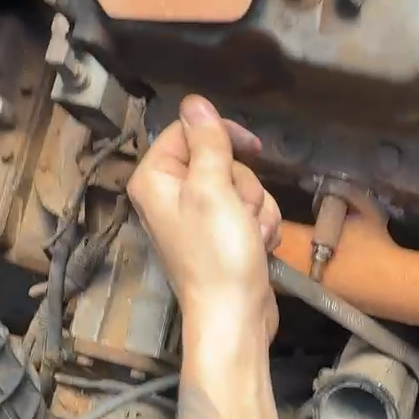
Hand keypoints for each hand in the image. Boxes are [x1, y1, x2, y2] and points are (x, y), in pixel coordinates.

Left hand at [129, 95, 283, 333]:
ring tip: (252, 237)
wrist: (235, 316)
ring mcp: (201, 219)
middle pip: (221, 162)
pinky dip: (261, 227)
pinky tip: (259, 246)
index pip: (188, 133)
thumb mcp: (212, 190)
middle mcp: (173, 196)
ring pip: (243, 189)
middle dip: (244, 187)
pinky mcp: (225, 238)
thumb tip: (196, 102)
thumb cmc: (219, 256)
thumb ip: (206, 143)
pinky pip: (250, 214)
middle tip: (241, 214)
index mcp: (156, 180)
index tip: (252, 148)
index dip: (222, 137)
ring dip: (258, 210)